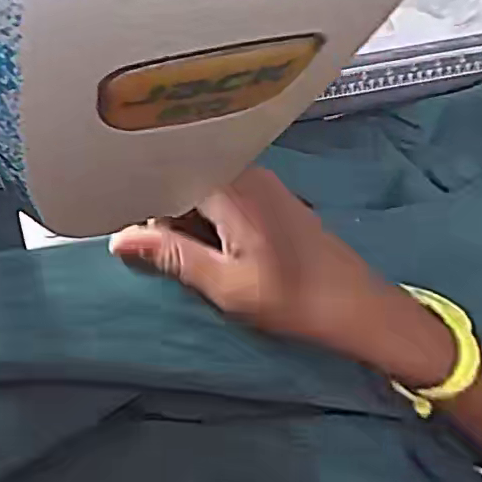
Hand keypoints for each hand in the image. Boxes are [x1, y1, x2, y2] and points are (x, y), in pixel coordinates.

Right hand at [108, 167, 454, 385]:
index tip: (135, 235)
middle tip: (171, 257)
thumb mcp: (226, 286)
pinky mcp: (268, 196)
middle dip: (164, 215)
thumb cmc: (295, 300)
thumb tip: (118, 239)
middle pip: (180, 180)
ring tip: (199, 258)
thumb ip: (170, 256)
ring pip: (198, 190)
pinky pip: (219, 197)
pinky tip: (218, 251)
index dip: (143, 203)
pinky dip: (207, 222)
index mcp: (231, 187)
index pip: (164, 177)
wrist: (363, 310)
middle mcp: (245, 172)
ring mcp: (260, 182)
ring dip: (186, 221)